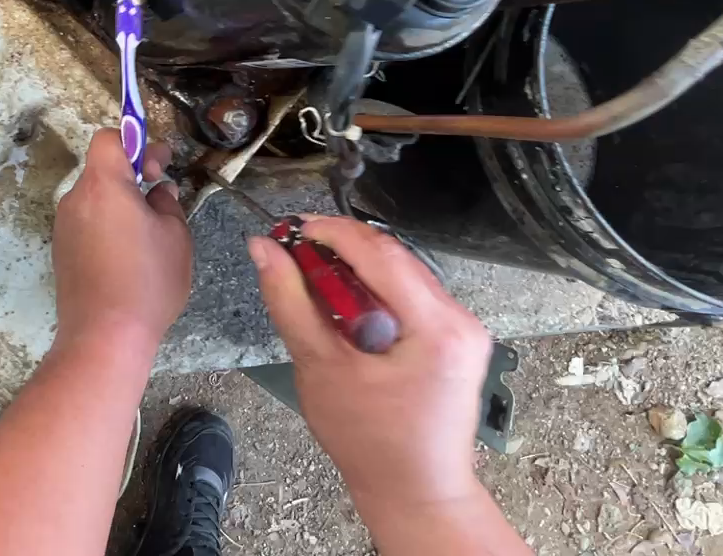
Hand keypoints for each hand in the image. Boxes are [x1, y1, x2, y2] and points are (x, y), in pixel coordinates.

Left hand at [51, 128, 192, 356]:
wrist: (103, 335)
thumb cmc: (146, 281)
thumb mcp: (175, 236)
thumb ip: (167, 203)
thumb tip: (159, 190)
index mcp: (102, 185)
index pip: (108, 138)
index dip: (134, 142)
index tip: (157, 166)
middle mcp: (76, 198)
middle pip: (101, 168)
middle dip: (132, 175)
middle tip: (160, 196)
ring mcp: (64, 224)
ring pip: (95, 197)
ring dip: (120, 202)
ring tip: (148, 233)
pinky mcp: (61, 248)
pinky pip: (87, 221)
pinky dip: (107, 224)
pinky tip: (128, 254)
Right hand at [249, 217, 493, 518]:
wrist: (416, 492)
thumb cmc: (370, 440)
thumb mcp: (318, 365)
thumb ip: (289, 300)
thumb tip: (262, 247)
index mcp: (436, 327)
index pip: (378, 253)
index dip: (328, 231)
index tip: (287, 229)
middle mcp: (458, 318)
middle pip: (391, 254)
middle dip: (338, 243)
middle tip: (291, 248)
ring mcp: (460, 326)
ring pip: (398, 266)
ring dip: (351, 261)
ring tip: (309, 271)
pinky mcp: (451, 335)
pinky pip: (406, 287)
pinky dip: (368, 281)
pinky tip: (339, 296)